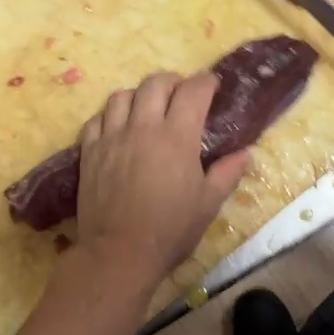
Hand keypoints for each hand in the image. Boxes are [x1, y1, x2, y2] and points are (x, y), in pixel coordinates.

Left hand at [75, 72, 250, 283]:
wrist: (118, 252)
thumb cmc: (170, 230)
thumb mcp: (207, 205)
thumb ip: (226, 174)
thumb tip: (244, 154)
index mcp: (176, 137)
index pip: (192, 91)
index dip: (205, 82)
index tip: (211, 85)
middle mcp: (143, 127)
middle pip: (155, 84)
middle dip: (172, 82)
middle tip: (180, 94)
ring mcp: (112, 137)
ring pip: (121, 96)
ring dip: (138, 96)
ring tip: (146, 109)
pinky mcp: (89, 151)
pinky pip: (96, 120)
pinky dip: (109, 117)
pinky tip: (116, 129)